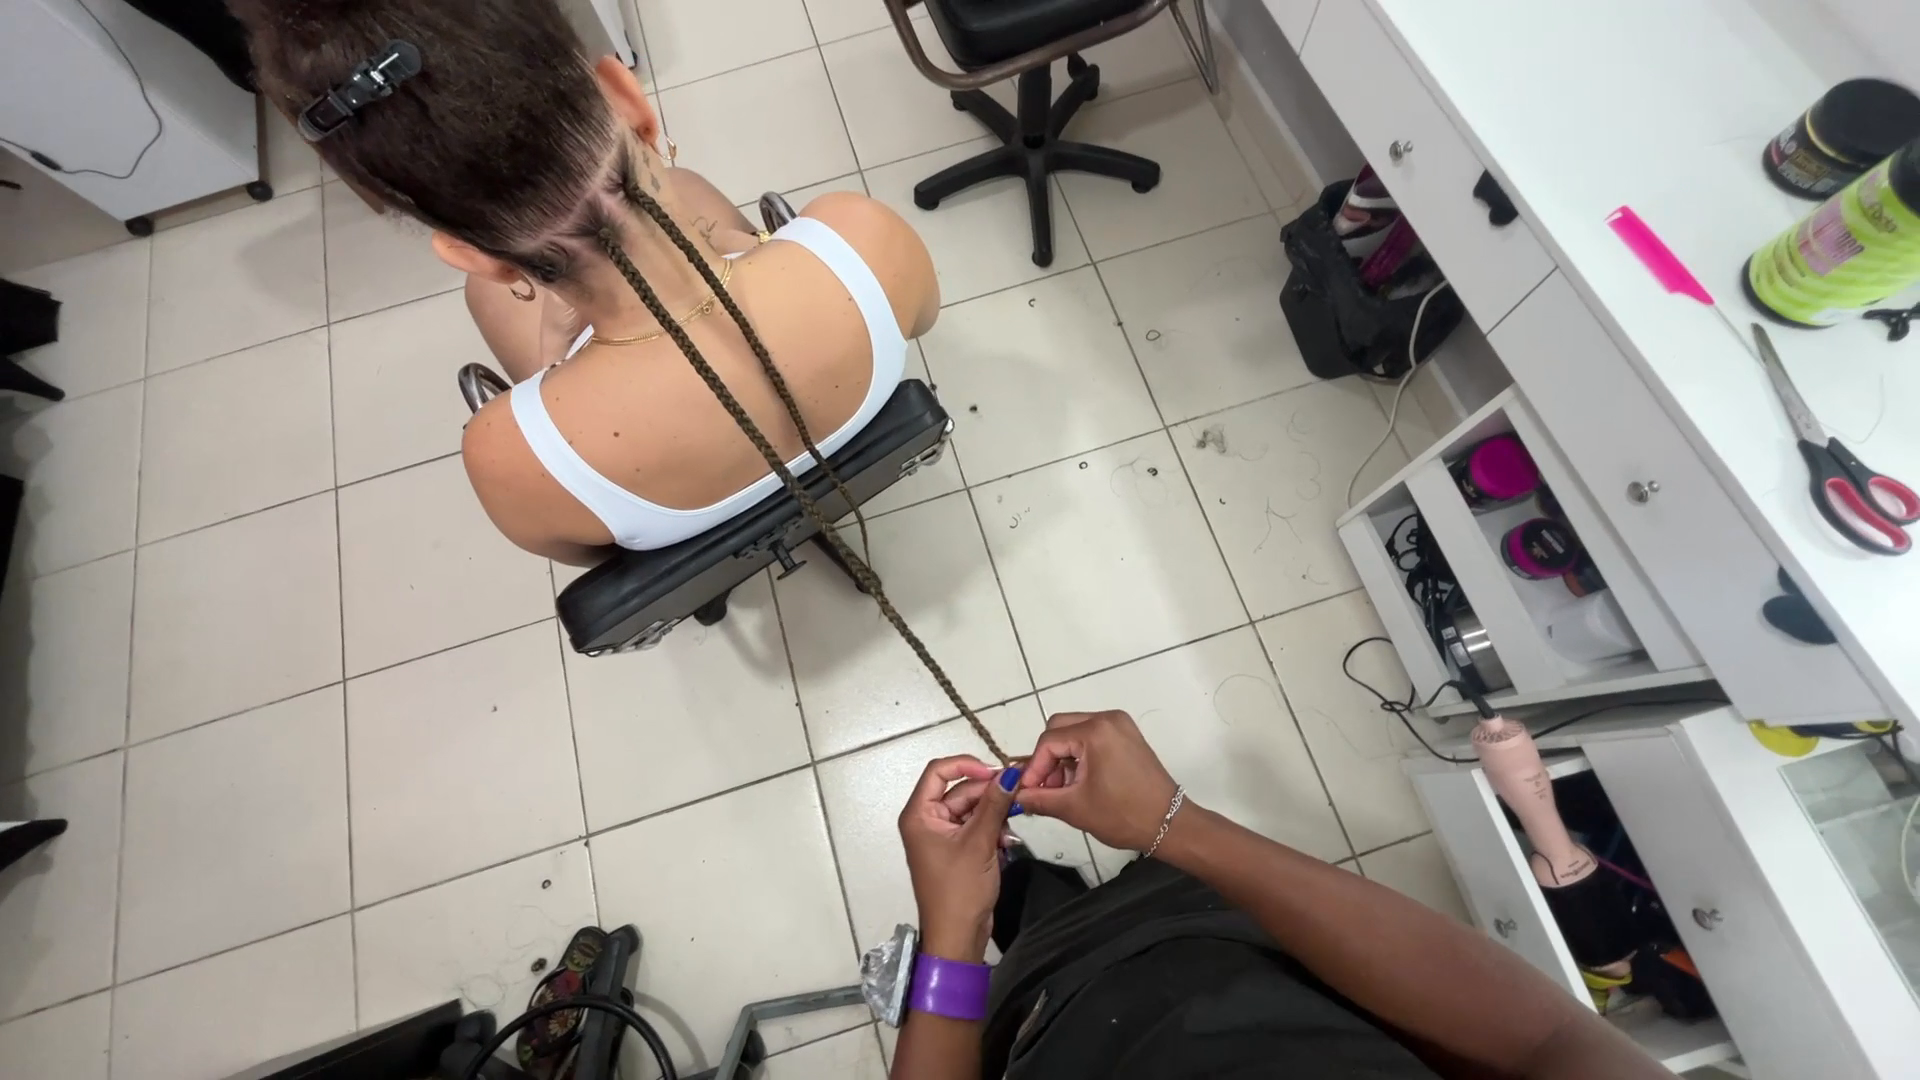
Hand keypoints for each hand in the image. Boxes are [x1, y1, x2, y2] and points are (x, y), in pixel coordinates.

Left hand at [897, 755, 1020, 961]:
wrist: (958, 938)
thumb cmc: (959, 890)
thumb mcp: (979, 842)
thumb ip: (994, 804)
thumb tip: (1010, 773)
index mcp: (919, 814)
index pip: (939, 771)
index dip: (966, 765)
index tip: (995, 772)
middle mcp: (927, 820)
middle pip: (960, 790)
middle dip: (988, 795)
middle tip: (1016, 797)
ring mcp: (942, 835)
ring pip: (972, 808)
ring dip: (993, 815)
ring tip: (1010, 829)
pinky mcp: (957, 849)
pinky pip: (975, 826)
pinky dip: (992, 830)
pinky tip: (1006, 842)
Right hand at [1018, 711, 1179, 851]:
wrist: (1171, 824)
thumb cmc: (1123, 815)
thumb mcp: (1075, 808)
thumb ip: (1040, 798)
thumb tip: (1016, 796)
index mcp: (1095, 731)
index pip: (1049, 741)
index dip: (1034, 767)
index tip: (1027, 791)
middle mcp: (1107, 718)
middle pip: (1059, 728)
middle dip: (1047, 758)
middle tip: (1044, 787)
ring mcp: (1119, 724)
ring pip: (1074, 731)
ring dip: (1062, 757)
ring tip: (1062, 788)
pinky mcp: (1127, 734)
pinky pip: (1091, 736)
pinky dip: (1080, 754)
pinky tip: (1079, 780)